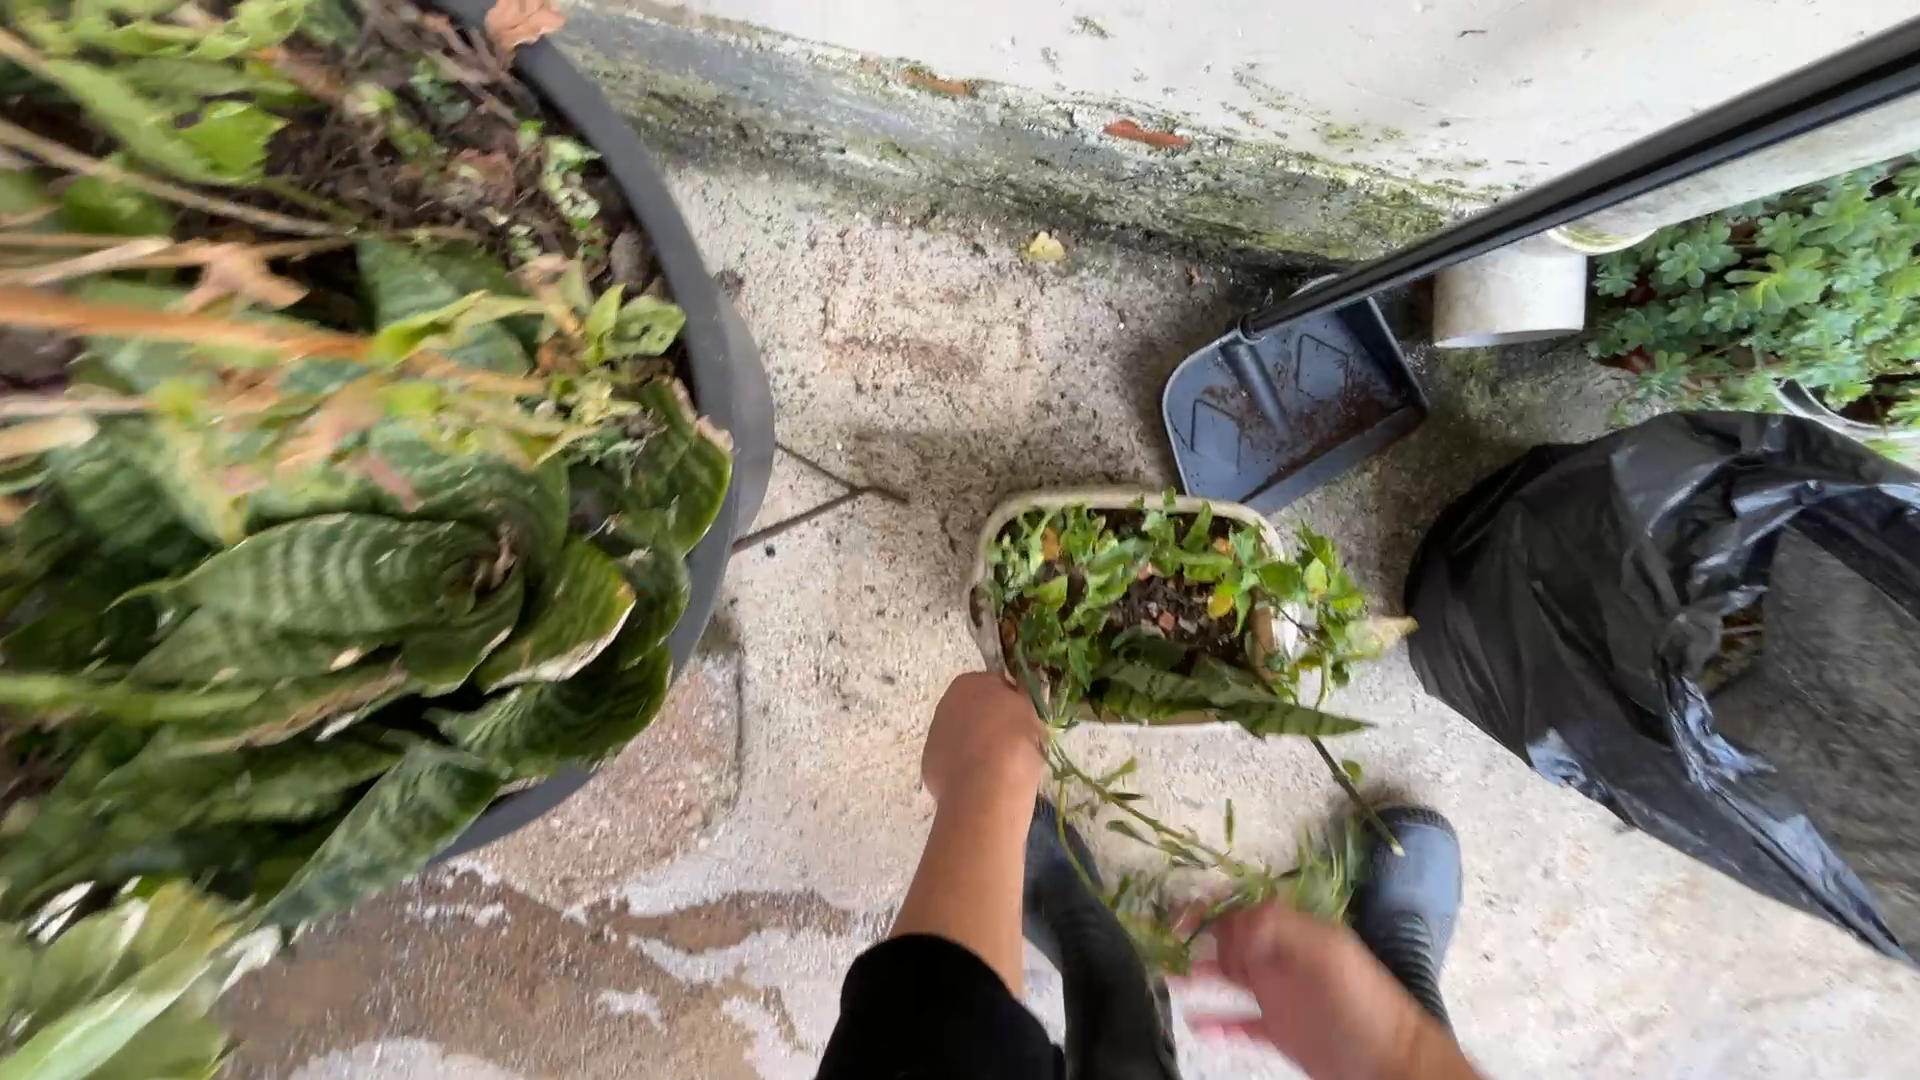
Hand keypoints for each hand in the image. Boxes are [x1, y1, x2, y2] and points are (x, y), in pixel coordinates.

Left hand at [920, 671, 1044, 804]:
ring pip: (962, 736)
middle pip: (974, 710)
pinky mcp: (929, 763)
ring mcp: (935, 733)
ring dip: (976, 746)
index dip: (1011, 702)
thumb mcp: (1030, 712)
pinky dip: (964, 768)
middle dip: (990, 723)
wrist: (986, 785)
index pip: (995, 684)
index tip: (1024, 719)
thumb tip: (1016, 698)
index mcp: (970, 682)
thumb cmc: (1014, 741)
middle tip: (1013, 743)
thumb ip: (1020, 700)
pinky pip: (953, 760)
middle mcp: (946, 702)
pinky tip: (980, 781)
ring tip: (998, 767)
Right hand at [1183, 904, 1478, 1079]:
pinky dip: (1215, 1019)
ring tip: (1167, 979)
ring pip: (1225, 978)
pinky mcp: (1278, 1030)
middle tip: (1162, 946)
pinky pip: (1238, 1020)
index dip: (1206, 910)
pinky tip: (1194, 1022)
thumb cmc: (1365, 1005)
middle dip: (1193, 940)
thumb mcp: (1326, 952)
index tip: (1176, 918)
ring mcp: (1276, 994)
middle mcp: (1277, 957)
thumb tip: (1231, 923)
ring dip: (1196, 976)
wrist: (1398, 1068)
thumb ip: (1278, 927)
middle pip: (1225, 940)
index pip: (1237, 910)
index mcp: (1288, 931)